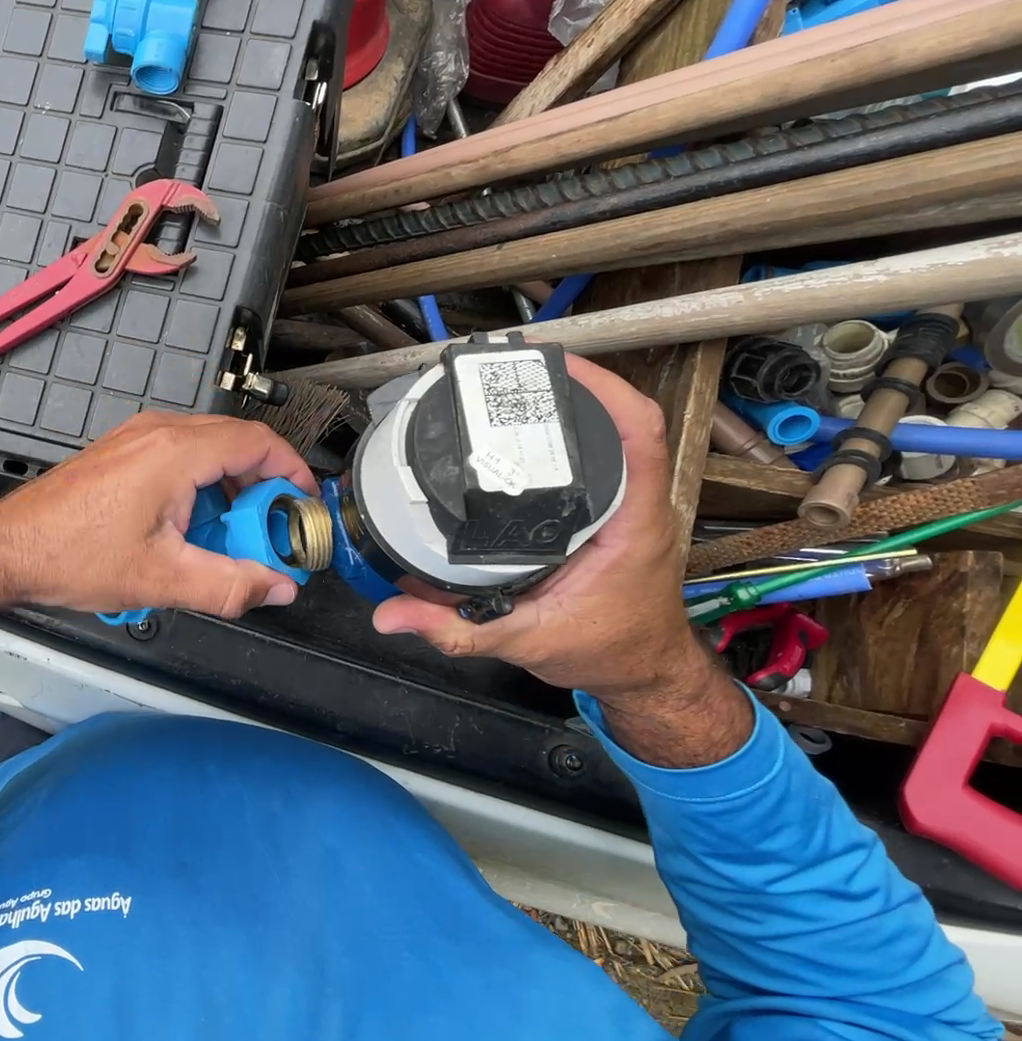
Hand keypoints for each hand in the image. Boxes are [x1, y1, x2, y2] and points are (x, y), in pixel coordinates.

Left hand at [0, 412, 316, 624]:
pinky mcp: (120, 456)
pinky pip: (177, 460)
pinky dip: (197, 489)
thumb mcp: (161, 579)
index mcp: (174, 452)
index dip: (292, 472)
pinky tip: (188, 533)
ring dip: (227, 492)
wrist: (7, 549)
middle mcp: (155, 434)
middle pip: (236, 445)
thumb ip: (230, 584)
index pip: (259, 442)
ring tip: (226, 541)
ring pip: (206, 453)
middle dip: (261, 489)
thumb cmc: (68, 554)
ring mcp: (134, 441)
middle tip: (266, 534)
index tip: (302, 504)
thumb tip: (275, 587)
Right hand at [371, 357, 747, 764]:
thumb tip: (395, 615)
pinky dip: (568, 438)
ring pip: (614, 437)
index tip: (555, 367)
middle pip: (622, 421)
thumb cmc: (608, 653)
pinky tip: (526, 437)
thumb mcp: (526, 641)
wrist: (644, 672)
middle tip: (516, 372)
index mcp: (632, 526)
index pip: (639, 435)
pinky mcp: (613, 514)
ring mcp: (628, 506)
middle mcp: (638, 506)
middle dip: (573, 386)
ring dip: (572, 407)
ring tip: (517, 390)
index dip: (603, 390)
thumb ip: (455, 629)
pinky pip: (602, 460)